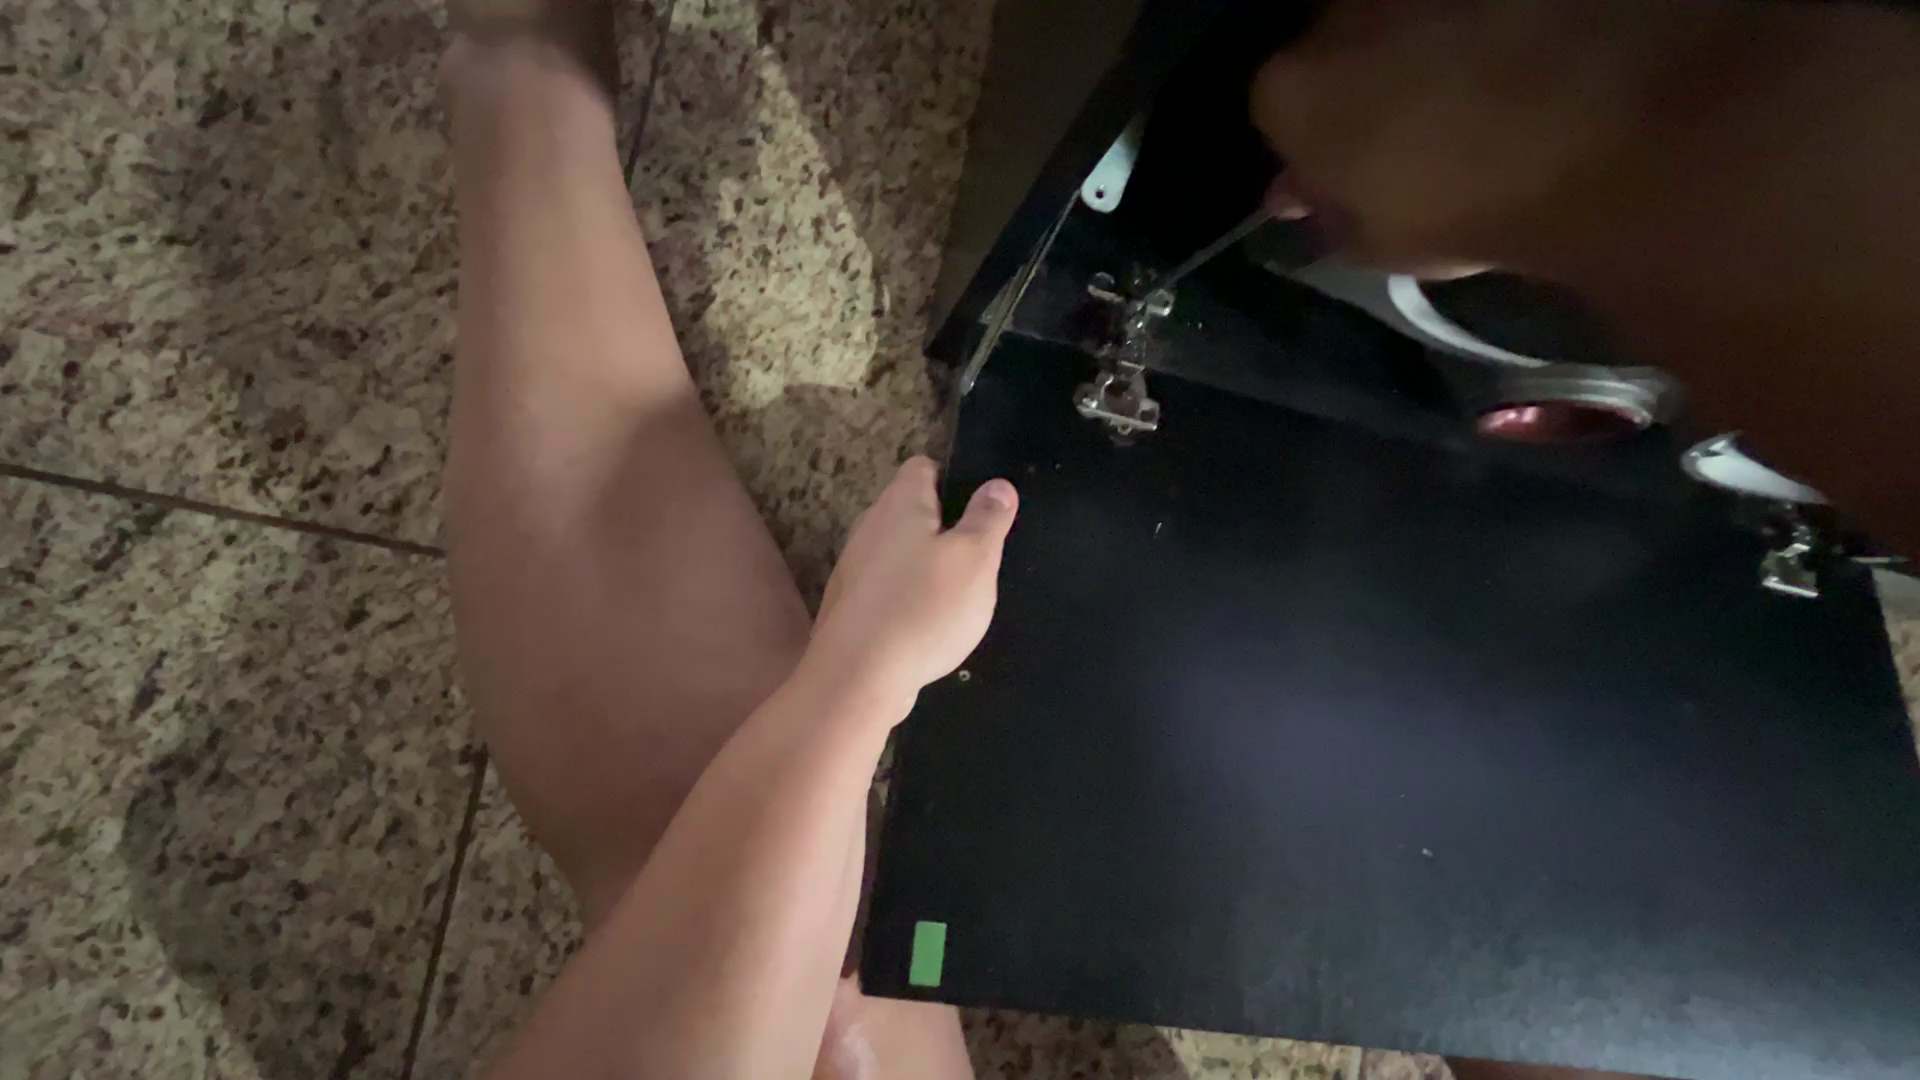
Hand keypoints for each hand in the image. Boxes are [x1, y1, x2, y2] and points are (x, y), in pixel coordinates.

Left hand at [804, 458, 1018, 705]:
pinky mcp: (849, 604)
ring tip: (955, 597)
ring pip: (898, 552)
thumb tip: (997, 485)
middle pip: (911, 511)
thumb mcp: (975, 558)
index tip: (979, 511)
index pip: (923, 467)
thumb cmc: (924, 607)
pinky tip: (925, 626)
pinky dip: (907, 597)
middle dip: (944, 528)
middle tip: (976, 558)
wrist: (858, 676)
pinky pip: (886, 587)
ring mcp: (854, 566)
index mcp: (901, 503)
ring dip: (925, 566)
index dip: (953, 480)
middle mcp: (870, 525)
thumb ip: (988, 518)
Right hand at [1248, 0, 1755, 274]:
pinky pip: (1479, 5)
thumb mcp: (1373, 242)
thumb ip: (1324, 209)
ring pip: (1407, 13)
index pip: (1278, 110)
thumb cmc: (1467, 207)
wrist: (1623, 130)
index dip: (1310, 140)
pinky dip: (1491, 22)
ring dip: (1423, 40)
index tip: (1341, 168)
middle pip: (1337, 43)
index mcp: (1294, 90)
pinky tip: (1528, 47)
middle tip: (1410, 120)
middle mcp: (1345, 10)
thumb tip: (1297, 193)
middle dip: (1362, 78)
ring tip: (1481, 79)